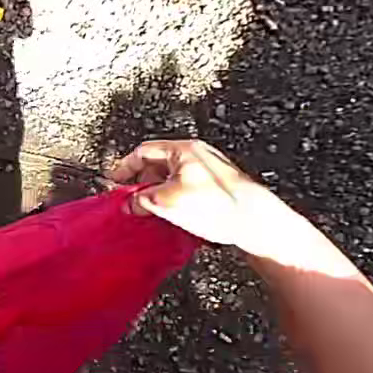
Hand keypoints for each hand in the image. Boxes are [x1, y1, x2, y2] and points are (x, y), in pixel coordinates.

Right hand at [111, 140, 298, 258]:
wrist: (257, 222)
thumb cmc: (216, 206)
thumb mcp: (165, 201)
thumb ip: (140, 200)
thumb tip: (131, 204)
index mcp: (183, 149)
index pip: (143, 151)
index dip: (125, 167)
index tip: (115, 182)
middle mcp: (197, 153)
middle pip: (157, 163)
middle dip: (141, 181)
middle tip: (132, 199)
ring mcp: (209, 168)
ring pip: (171, 176)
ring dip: (157, 191)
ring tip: (151, 209)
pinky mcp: (218, 184)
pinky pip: (186, 185)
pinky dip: (173, 196)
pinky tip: (173, 213)